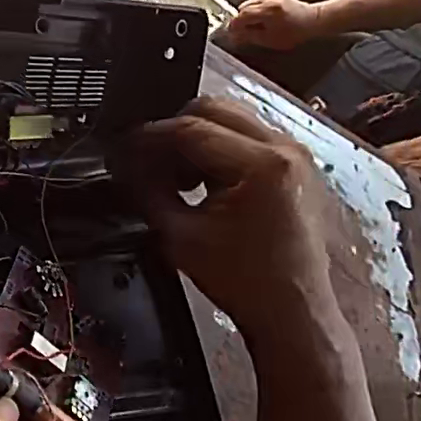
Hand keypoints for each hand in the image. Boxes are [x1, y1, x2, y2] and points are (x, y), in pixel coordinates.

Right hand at [122, 98, 330, 337]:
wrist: (292, 312)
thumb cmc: (247, 284)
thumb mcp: (180, 236)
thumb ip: (150, 190)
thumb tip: (130, 165)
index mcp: (261, 164)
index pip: (190, 129)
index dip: (150, 136)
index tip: (127, 146)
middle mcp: (285, 149)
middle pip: (213, 108)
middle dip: (173, 130)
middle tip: (148, 157)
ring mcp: (294, 155)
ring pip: (231, 118)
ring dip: (196, 138)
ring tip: (175, 173)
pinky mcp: (294, 166)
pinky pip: (247, 137)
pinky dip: (218, 148)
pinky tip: (200, 179)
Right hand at [226, 0, 323, 49]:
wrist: (311, 20)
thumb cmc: (294, 33)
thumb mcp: (269, 40)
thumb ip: (249, 36)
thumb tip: (233, 35)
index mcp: (268, 11)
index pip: (241, 16)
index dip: (234, 26)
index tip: (232, 34)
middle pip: (243, 8)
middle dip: (240, 20)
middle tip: (243, 31)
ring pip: (248, 3)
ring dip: (247, 13)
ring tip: (254, 24)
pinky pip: (256, 0)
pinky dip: (255, 8)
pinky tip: (262, 17)